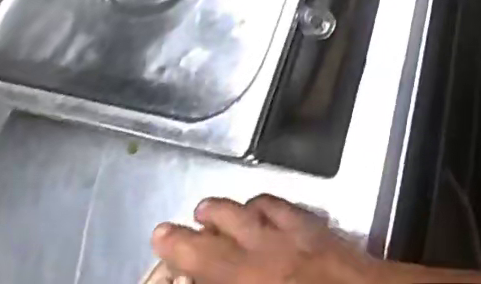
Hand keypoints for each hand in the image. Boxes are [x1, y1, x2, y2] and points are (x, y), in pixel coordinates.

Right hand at [152, 196, 402, 283]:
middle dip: (193, 230)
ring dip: (228, 210)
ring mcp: (295, 237)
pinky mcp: (321, 229)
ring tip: (212, 207)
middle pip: (221, 234)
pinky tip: (264, 206)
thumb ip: (230, 280)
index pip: (202, 262)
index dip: (178, 251)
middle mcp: (266, 255)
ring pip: (252, 212)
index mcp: (245, 278)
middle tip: (174, 225)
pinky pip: (286, 207)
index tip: (160, 239)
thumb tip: (208, 276)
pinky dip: (266, 205)